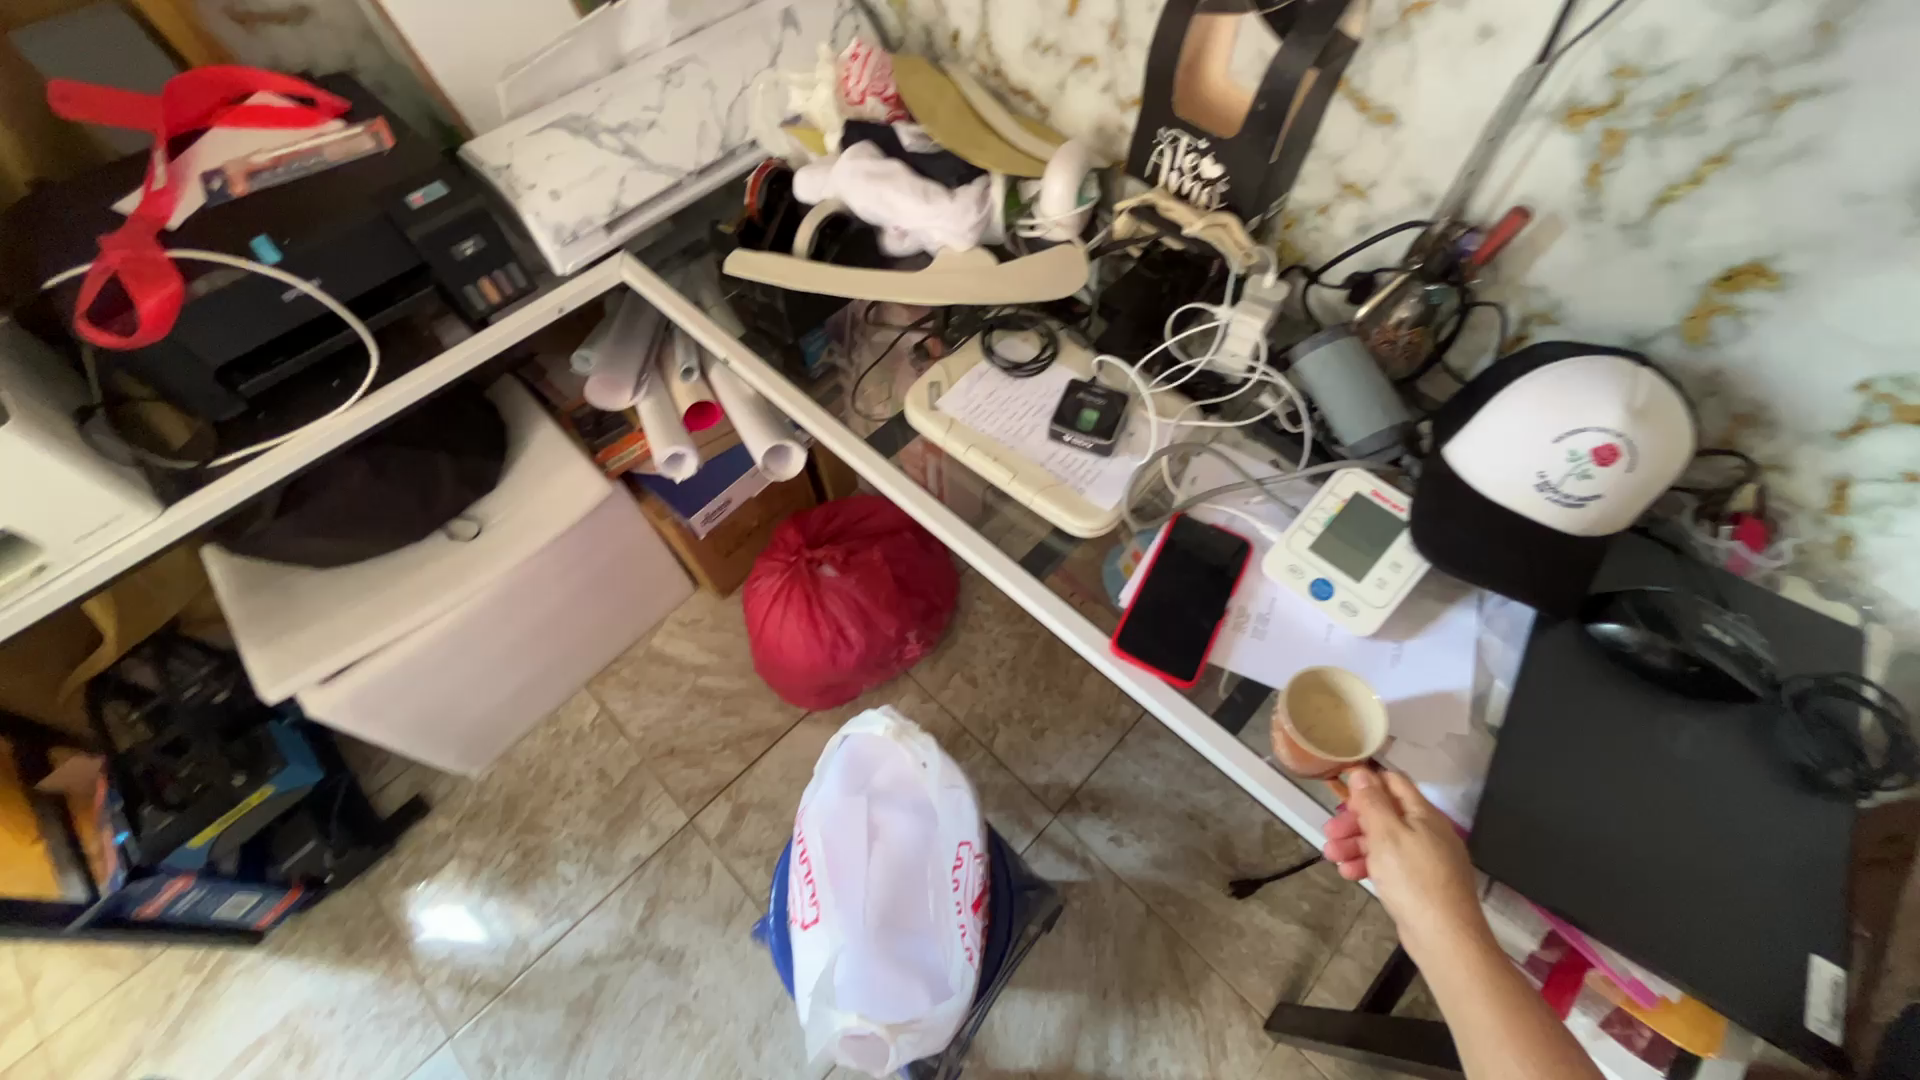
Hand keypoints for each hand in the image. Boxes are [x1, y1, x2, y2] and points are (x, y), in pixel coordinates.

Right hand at [1321, 766, 1486, 957]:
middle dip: (1353, 821)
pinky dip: (1368, 865)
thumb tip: (1362, 772)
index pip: (1393, 783)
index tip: (1340, 792)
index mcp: (1423, 815)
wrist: (1446, 939)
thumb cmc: (1413, 879)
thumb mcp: (1386, 834)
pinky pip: (1389, 864)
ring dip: (1354, 844)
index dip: (1366, 783)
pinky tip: (1349, 873)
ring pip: (1382, 840)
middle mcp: (1426, 832)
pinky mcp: (1419, 882)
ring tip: (1331, 856)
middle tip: (1329, 832)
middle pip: (1384, 814)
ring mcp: (1424, 859)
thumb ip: (1372, 801)